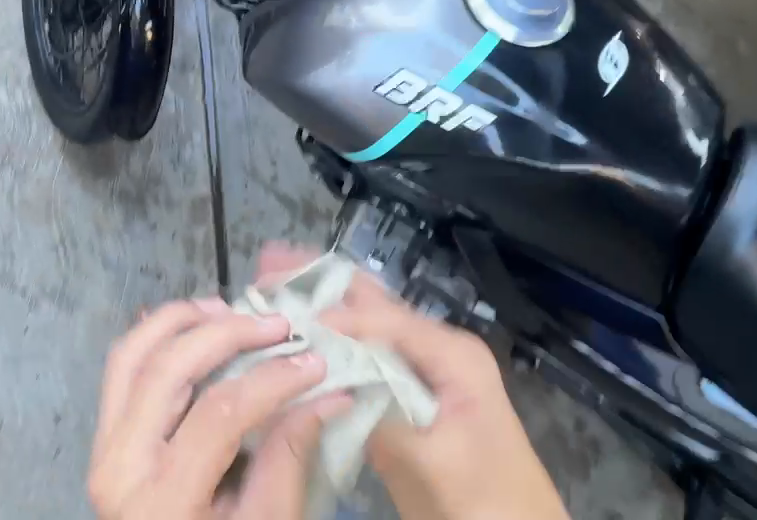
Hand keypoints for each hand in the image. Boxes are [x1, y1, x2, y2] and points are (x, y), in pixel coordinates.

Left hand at [88, 298, 353, 518]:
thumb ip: (288, 459)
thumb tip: (327, 392)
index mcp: (162, 500)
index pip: (218, 414)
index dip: (270, 379)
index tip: (315, 360)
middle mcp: (119, 464)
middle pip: (167, 371)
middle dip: (224, 334)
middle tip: (274, 322)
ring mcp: (102, 446)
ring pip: (132, 356)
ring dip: (178, 322)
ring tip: (228, 309)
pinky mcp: (103, 436)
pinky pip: (121, 370)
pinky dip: (153, 337)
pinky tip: (191, 325)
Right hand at [259, 245, 568, 519]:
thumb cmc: (489, 503)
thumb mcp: (434, 465)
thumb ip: (377, 414)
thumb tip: (318, 376)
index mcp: (451, 352)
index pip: (380, 318)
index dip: (331, 316)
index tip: (282, 320)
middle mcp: (435, 347)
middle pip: (369, 300)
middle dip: (317, 279)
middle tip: (268, 261)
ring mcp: (421, 368)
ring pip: (362, 320)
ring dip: (318, 301)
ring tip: (270, 280)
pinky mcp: (407, 392)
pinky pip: (362, 353)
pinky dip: (327, 338)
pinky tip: (295, 332)